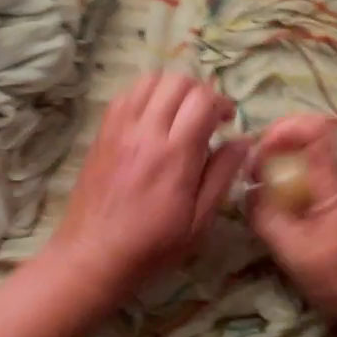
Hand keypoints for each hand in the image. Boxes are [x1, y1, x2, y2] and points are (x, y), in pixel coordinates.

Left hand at [49, 73, 248, 292]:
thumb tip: (243, 141)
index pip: (202, 100)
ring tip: (179, 114)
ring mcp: (120, 128)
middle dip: (200, 91)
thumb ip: (223, 175)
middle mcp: (146, 132)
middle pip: (177, 81)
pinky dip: (146, 96)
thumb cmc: (153, 245)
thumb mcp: (200, 220)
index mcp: (175, 154)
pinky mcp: (102, 132)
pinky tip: (153, 120)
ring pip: (150, 80)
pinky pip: (126, 94)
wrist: (92, 256)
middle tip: (206, 116)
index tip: (227, 121)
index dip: (221, 102)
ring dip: (172, 89)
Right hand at [248, 113, 336, 333]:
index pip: (316, 128)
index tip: (259, 152)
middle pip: (305, 135)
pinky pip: (305, 171)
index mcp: (334, 179)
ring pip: (304, 152)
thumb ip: (266, 217)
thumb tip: (248, 191)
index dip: (284, 129)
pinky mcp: (333, 195)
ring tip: (255, 183)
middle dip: (273, 145)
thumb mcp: (294, 250)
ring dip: (277, 161)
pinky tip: (271, 198)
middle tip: (251, 171)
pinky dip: (285, 177)